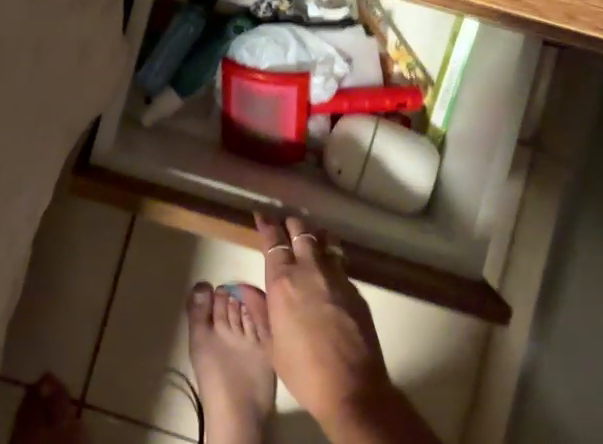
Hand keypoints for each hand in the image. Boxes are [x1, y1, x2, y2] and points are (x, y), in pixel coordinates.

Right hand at [256, 212, 390, 423]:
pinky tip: (330, 268)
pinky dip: (332, 259)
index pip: (274, 242)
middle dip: (292, 225)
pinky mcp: (356, 291)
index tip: (262, 215)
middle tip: (286, 223)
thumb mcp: (271, 345)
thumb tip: (246, 290)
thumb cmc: (303, 370)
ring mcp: (336, 279)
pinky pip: (340, 265)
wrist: (352, 388)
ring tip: (311, 234)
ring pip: (325, 243)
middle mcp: (309, 272)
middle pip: (301, 234)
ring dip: (315, 236)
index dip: (268, 226)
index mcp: (283, 282)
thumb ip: (259, 312)